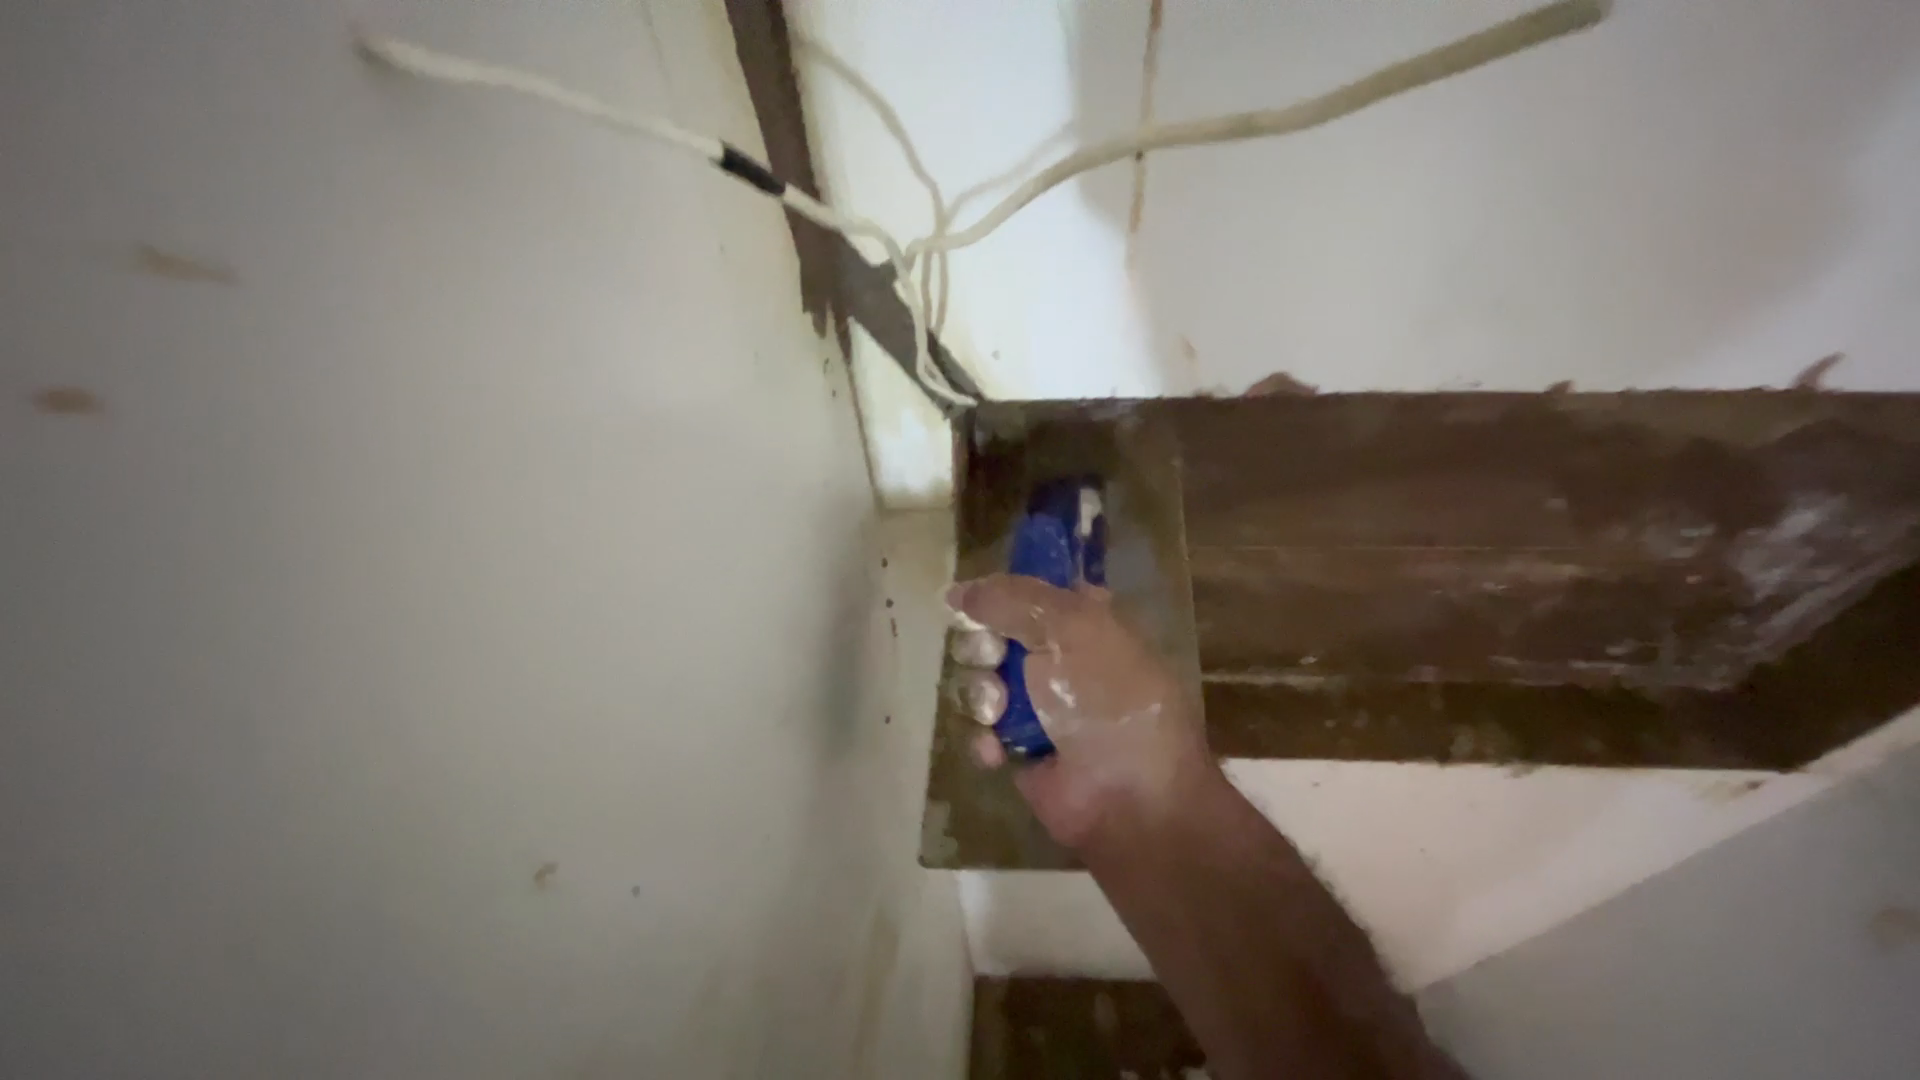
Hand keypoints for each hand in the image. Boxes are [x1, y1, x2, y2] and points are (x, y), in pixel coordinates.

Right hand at [945, 574, 1216, 849]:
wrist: (1129, 797)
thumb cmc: (1109, 699)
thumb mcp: (1071, 628)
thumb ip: (1012, 599)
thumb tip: (957, 592)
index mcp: (1082, 618)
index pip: (1027, 589)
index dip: (999, 593)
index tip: (979, 603)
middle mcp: (1056, 656)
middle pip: (989, 631)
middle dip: (983, 646)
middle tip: (995, 659)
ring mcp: (1034, 703)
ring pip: (976, 679)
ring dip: (983, 694)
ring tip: (1000, 714)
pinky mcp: (1015, 746)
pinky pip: (977, 727)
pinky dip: (983, 737)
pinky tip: (998, 750)